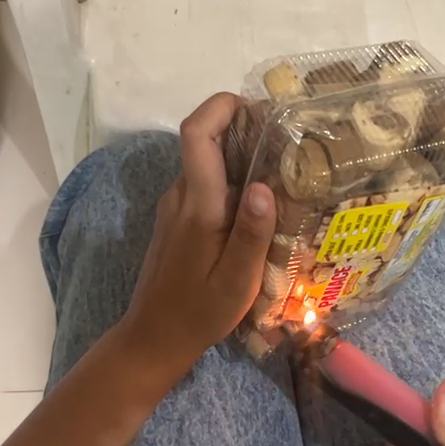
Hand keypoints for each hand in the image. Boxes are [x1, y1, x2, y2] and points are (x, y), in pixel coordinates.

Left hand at [116, 93, 277, 371]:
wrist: (153, 339)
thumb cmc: (198, 313)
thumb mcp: (235, 281)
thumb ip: (252, 234)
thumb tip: (267, 186)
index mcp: (196, 205)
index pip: (196, 133)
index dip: (222, 106)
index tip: (259, 108)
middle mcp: (180, 197)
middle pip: (205, 143)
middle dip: (245, 132)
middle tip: (291, 145)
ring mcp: (175, 208)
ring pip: (207, 166)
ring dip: (241, 160)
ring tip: (285, 175)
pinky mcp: (177, 222)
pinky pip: (205, 187)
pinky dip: (231, 183)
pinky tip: (259, 208)